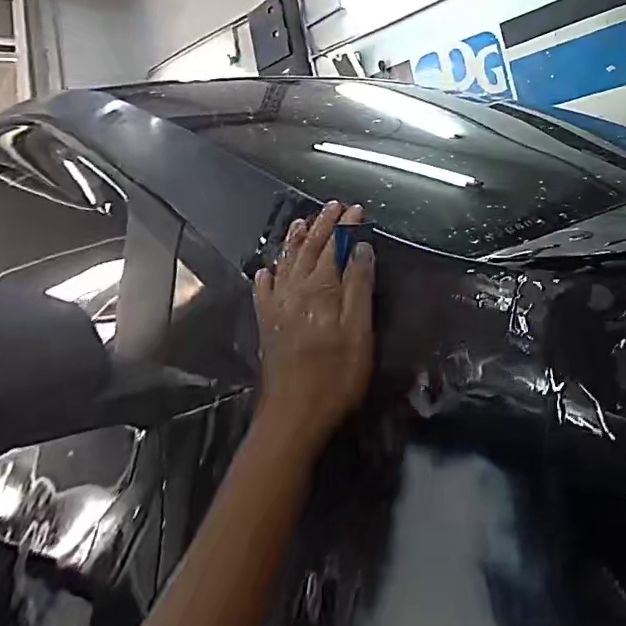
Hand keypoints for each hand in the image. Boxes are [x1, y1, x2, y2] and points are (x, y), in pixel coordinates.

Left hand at [253, 202, 374, 450]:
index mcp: (321, 290)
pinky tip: (265, 271)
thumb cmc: (336, 376)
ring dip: (294, 242)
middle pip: (308, 251)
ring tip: (300, 223)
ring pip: (285, 265)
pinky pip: (264, 293)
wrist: (293, 418)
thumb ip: (359, 287)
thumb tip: (361, 248)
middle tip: (333, 206)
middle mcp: (295, 293)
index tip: (356, 209)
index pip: (334, 248)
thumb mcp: (359, 331)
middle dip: (322, 226)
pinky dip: (266, 277)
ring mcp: (277, 310)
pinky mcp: (268, 327)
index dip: (345, 227)